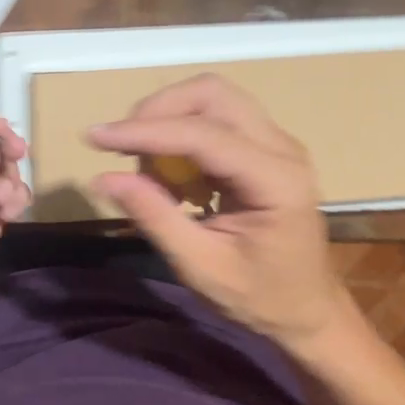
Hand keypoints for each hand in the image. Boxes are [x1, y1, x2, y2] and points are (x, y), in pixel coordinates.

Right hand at [87, 74, 353, 349]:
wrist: (308, 311)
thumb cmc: (259, 297)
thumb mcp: (200, 267)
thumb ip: (154, 217)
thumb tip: (103, 177)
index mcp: (276, 181)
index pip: (203, 134)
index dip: (145, 132)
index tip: (95, 138)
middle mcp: (282, 148)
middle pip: (211, 93)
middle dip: (158, 111)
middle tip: (123, 147)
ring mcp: (276, 142)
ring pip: (212, 97)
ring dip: (168, 118)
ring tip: (147, 164)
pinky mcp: (263, 146)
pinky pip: (214, 117)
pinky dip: (181, 133)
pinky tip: (172, 175)